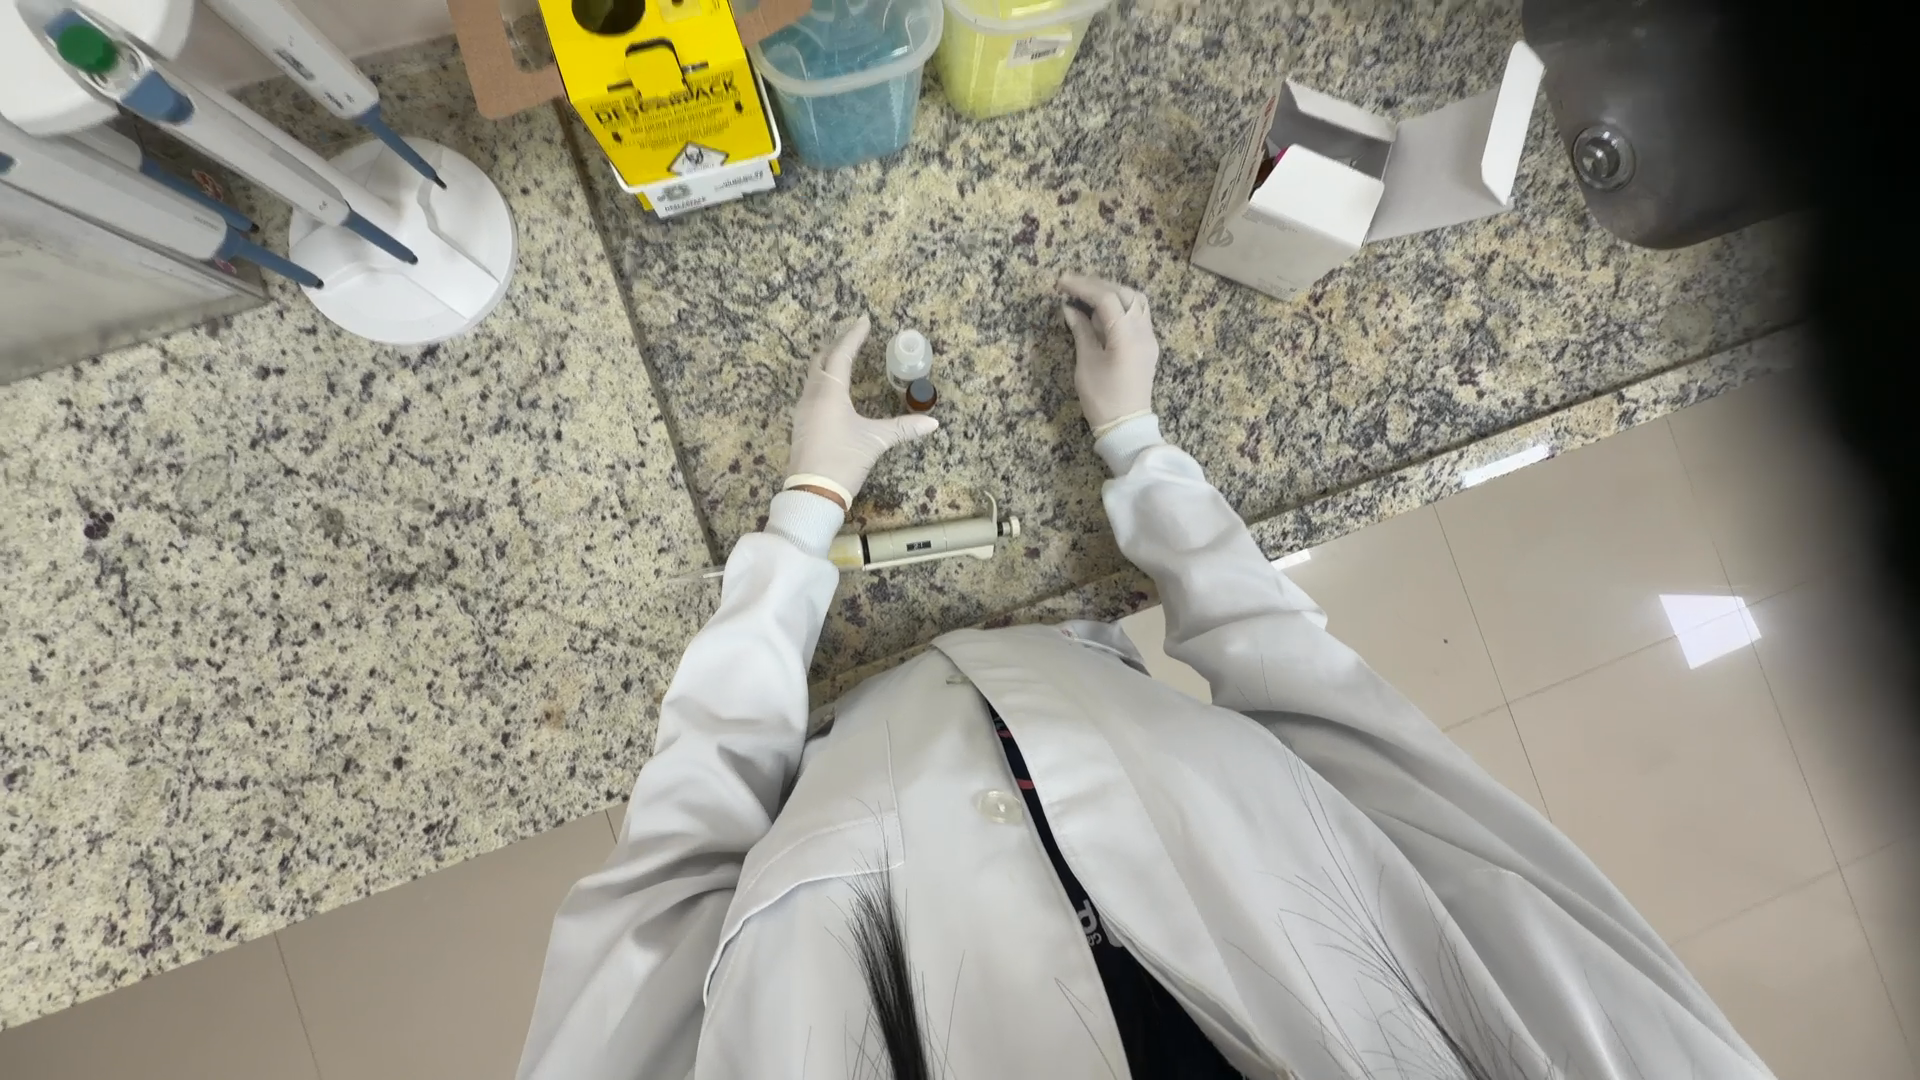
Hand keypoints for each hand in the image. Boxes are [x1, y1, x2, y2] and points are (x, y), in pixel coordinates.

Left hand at [784, 315, 938, 508]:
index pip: (841, 354)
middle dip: (836, 346)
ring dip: (827, 363)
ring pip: (813, 376)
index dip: (853, 336)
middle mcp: (812, 396)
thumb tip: (933, 423)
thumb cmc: (843, 460)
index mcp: (829, 393)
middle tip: (852, 338)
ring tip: (842, 358)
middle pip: (821, 360)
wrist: (813, 492)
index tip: (864, 321)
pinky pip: (810, 392)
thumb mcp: (876, 441)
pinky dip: (823, 381)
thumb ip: (904, 428)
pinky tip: (832, 390)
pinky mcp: (801, 425)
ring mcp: (802, 411)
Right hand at [1058, 272, 1158, 435]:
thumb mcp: (1086, 364)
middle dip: (1097, 284)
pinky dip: (1121, 305)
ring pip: (1135, 300)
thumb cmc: (1102, 399)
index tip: (1061, 283)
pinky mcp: (1148, 345)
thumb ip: (1081, 331)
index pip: (1106, 298)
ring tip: (1088, 294)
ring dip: (1112, 291)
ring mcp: (1149, 338)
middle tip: (1071, 285)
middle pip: (1123, 293)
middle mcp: (1143, 331)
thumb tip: (1070, 309)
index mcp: (1126, 336)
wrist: (1126, 426)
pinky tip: (1103, 311)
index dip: (1083, 286)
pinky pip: (1138, 314)